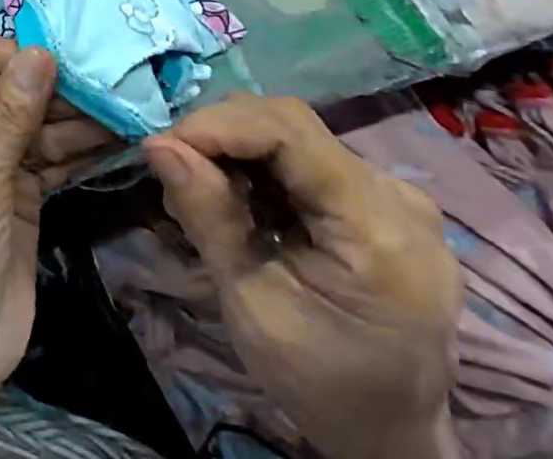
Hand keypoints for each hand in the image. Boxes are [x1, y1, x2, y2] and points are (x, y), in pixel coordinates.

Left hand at [0, 36, 117, 457]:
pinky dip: (85, 148)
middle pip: (15, 84)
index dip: (19, 57)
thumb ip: (10, 115)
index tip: (69, 72)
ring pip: (41, 120)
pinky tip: (122, 137)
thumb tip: (41, 50)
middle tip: (119, 89)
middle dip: (62, 85)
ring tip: (132, 109)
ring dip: (82, 116)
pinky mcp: (21, 191)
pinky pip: (56, 155)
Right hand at [143, 95, 460, 458]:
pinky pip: (301, 155)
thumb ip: (209, 216)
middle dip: (218, 133)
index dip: (217, 125)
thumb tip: (156, 144)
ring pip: (290, 132)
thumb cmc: (317, 378)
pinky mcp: (375, 198)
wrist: (386, 428)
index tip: (162, 147)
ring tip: (199, 190)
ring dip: (231, 147)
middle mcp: (396, 195)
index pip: (290, 132)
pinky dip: (254, 164)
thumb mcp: (250, 302)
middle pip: (289, 123)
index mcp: (378, 229)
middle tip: (172, 169)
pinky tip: (235, 199)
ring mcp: (391, 194)